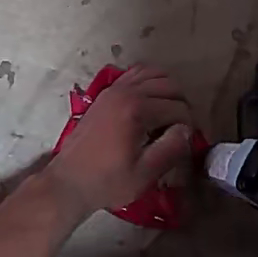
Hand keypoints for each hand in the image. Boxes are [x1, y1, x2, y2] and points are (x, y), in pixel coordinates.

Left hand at [45, 65, 195, 220]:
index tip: (186, 142)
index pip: (178, 108)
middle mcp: (127, 92)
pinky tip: (151, 102)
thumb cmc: (107, 182)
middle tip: (180, 130)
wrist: (68, 183)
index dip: (188, 125)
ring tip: (168, 115)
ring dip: (168, 91)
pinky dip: (150, 81)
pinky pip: (136, 73)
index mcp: (136, 110)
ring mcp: (114, 89)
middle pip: (170, 86)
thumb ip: (171, 149)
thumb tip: (187, 130)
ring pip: (155, 74)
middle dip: (182, 106)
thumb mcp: (144, 174)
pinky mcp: (107, 92)